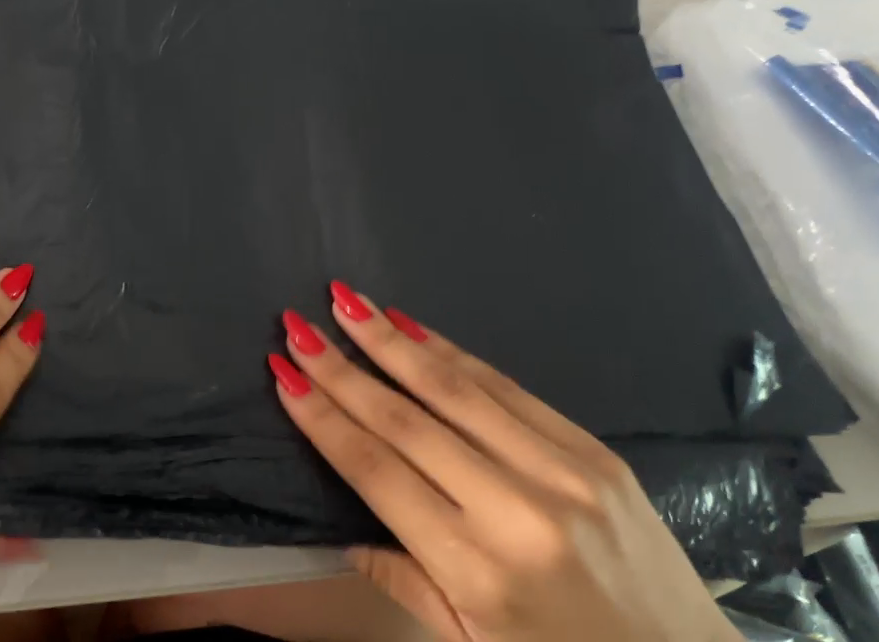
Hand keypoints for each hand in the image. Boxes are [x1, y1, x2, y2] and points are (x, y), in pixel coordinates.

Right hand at [268, 282, 739, 641]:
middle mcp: (517, 512)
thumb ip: (401, 578)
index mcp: (477, 569)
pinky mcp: (595, 452)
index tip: (283, 373)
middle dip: (342, 368)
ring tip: (343, 301)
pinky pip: (506, 388)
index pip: (375, 472)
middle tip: (296, 324)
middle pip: (406, 421)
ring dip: (389, 340)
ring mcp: (564, 474)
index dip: (323, 418)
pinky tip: (411, 324)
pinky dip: (451, 351)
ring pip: (454, 389)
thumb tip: (339, 523)